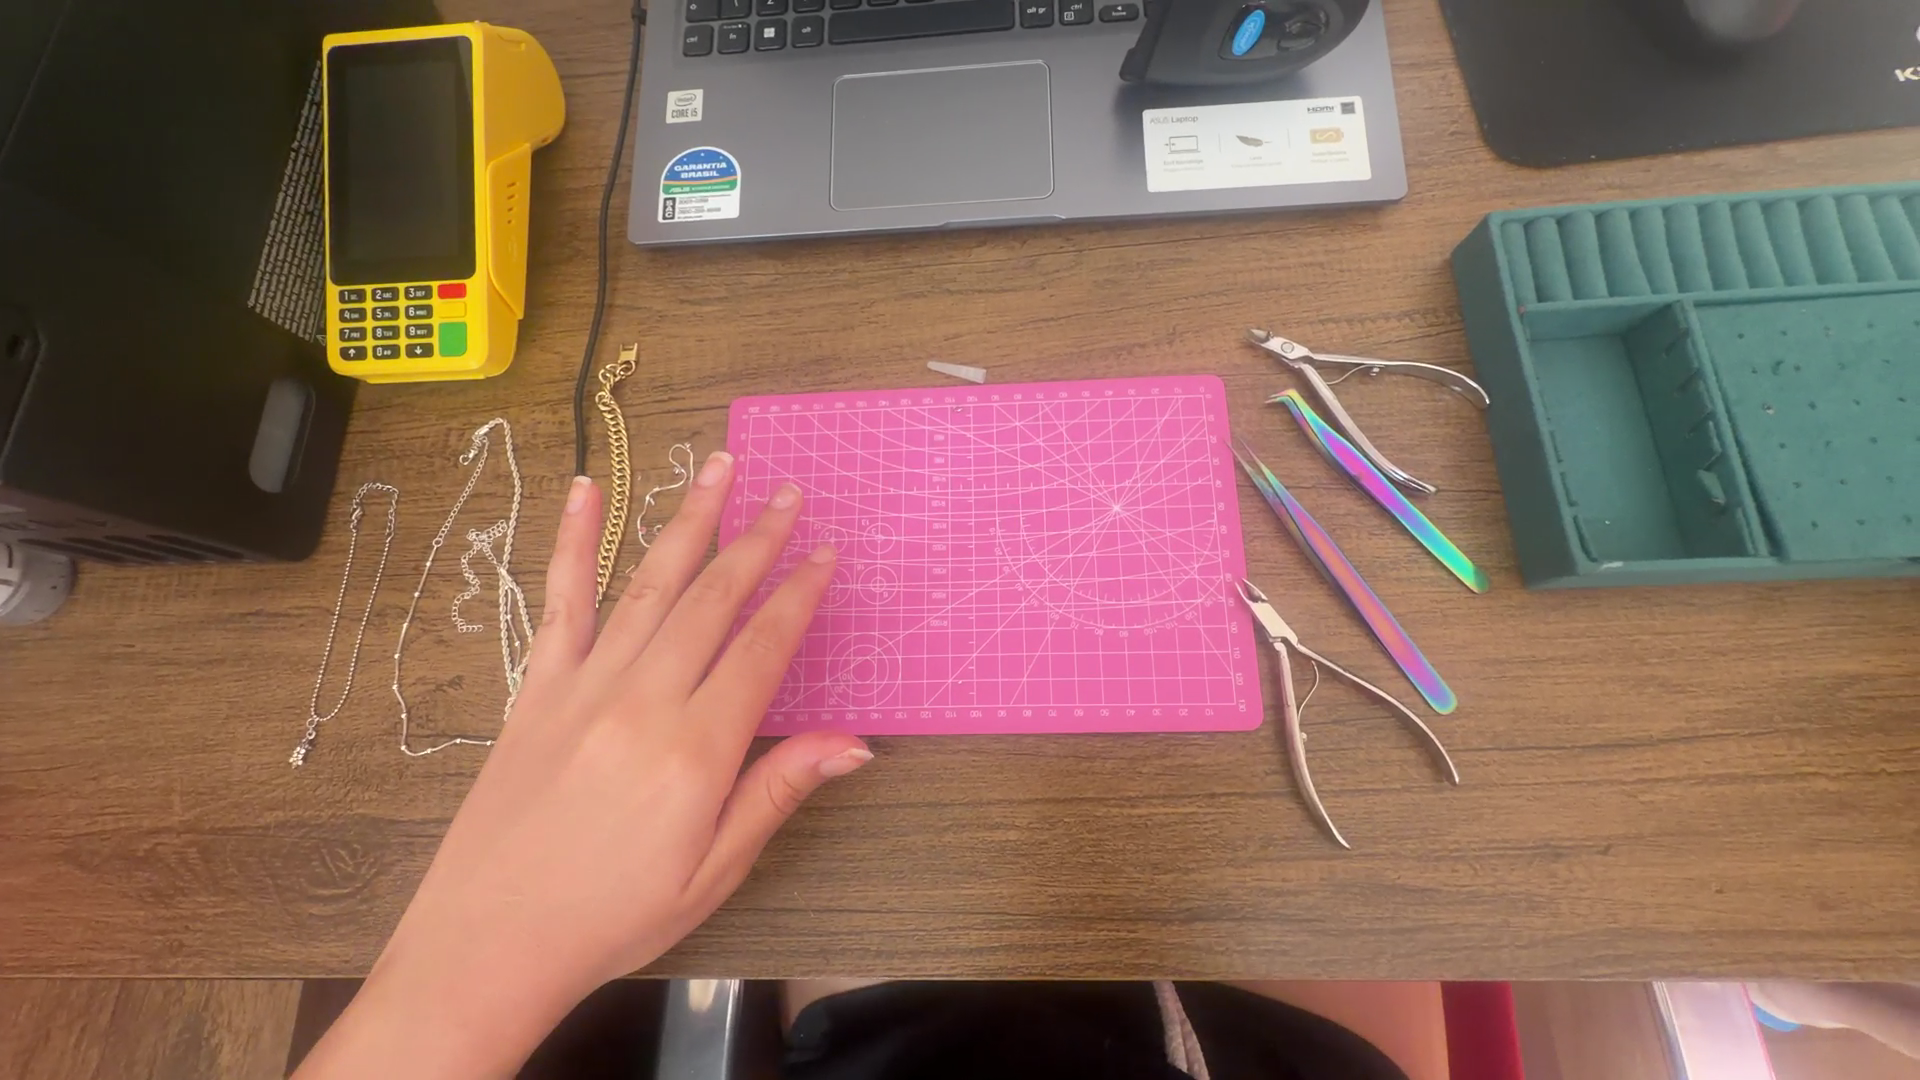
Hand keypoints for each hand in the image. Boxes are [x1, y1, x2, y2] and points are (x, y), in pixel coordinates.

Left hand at [297, 452, 869, 1079]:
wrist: (484, 949)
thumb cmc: (615, 915)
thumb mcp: (716, 869)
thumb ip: (781, 790)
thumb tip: (854, 742)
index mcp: (696, 748)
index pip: (763, 647)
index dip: (799, 595)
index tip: (824, 553)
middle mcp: (643, 699)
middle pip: (713, 599)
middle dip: (758, 540)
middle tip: (788, 493)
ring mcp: (584, 685)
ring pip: (650, 584)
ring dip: (690, 520)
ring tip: (718, 467)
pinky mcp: (538, 688)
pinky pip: (560, 603)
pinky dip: (571, 542)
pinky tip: (582, 492)